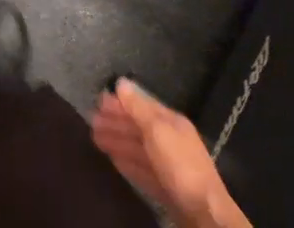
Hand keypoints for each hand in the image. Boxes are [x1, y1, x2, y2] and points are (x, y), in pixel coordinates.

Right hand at [91, 79, 251, 227]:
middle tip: (91, 119)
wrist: (202, 210)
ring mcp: (167, 164)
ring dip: (117, 140)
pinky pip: (140, 167)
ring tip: (95, 137)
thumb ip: (138, 107)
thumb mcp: (157, 130)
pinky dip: (126, 161)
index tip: (98, 100)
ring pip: (137, 147)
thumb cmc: (179, 163)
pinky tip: (113, 159)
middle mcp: (169, 140)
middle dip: (115, 121)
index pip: (142, 106)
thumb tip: (121, 82)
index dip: (121, 102)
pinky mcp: (163, 184)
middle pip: (138, 126)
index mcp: (171, 122)